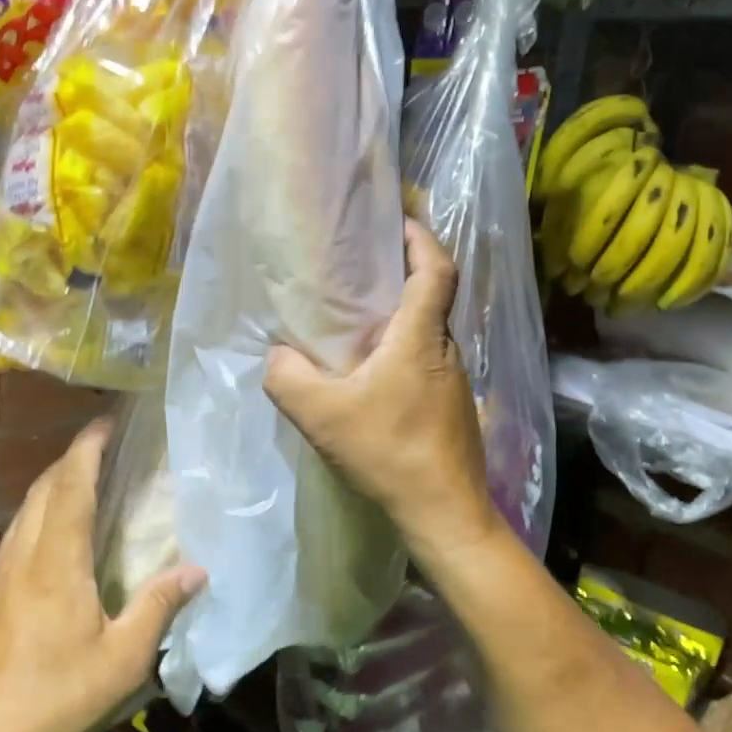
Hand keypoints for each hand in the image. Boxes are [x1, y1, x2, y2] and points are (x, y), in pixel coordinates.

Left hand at [0, 421, 205, 731]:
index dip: (87, 449)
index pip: (70, 486)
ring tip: (82, 485)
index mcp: (55, 562)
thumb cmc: (56, 700)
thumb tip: (197, 569)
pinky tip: (50, 543)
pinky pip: (12, 540)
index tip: (106, 423)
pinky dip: (36, 520)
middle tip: (103, 448)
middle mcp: (19, 558)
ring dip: (51, 489)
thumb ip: (158, 606)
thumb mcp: (122, 658)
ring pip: (22, 514)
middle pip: (41, 491)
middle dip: (70, 461)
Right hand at [263, 220, 498, 566]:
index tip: (398, 218)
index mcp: (420, 337)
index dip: (421, 237)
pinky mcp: (453, 409)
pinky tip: (371, 379)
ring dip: (399, 320)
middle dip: (403, 274)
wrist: (445, 512)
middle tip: (361, 268)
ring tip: (357, 324)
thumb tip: (277, 355)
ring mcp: (453, 382)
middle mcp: (445, 350)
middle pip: (432, 297)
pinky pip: (425, 364)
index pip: (436, 268)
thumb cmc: (389, 452)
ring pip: (427, 335)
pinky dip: (401, 354)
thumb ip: (288, 377)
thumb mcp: (321, 414)